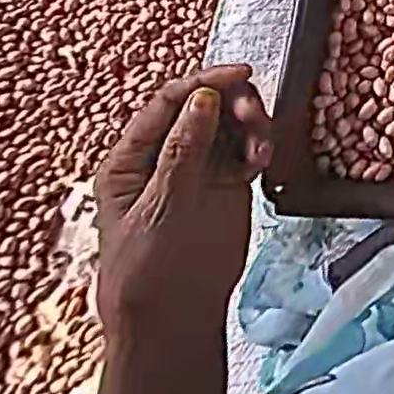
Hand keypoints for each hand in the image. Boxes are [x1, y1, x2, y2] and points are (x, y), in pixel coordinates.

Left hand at [96, 66, 271, 341]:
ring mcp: (197, 164)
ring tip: (260, 149)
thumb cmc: (148, 271)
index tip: (241, 75)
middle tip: (254, 117)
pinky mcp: (225, 178)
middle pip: (205, 104)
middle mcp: (166, 153)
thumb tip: (202, 97)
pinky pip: (246, 145)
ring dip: (250, 124)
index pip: (169, 101)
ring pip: (230, 120)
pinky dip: (258, 145)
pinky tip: (260, 163)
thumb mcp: (162, 207)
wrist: (176, 318)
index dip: (204, 81)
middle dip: (234, 103)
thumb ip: (184, 150)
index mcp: (133, 157)